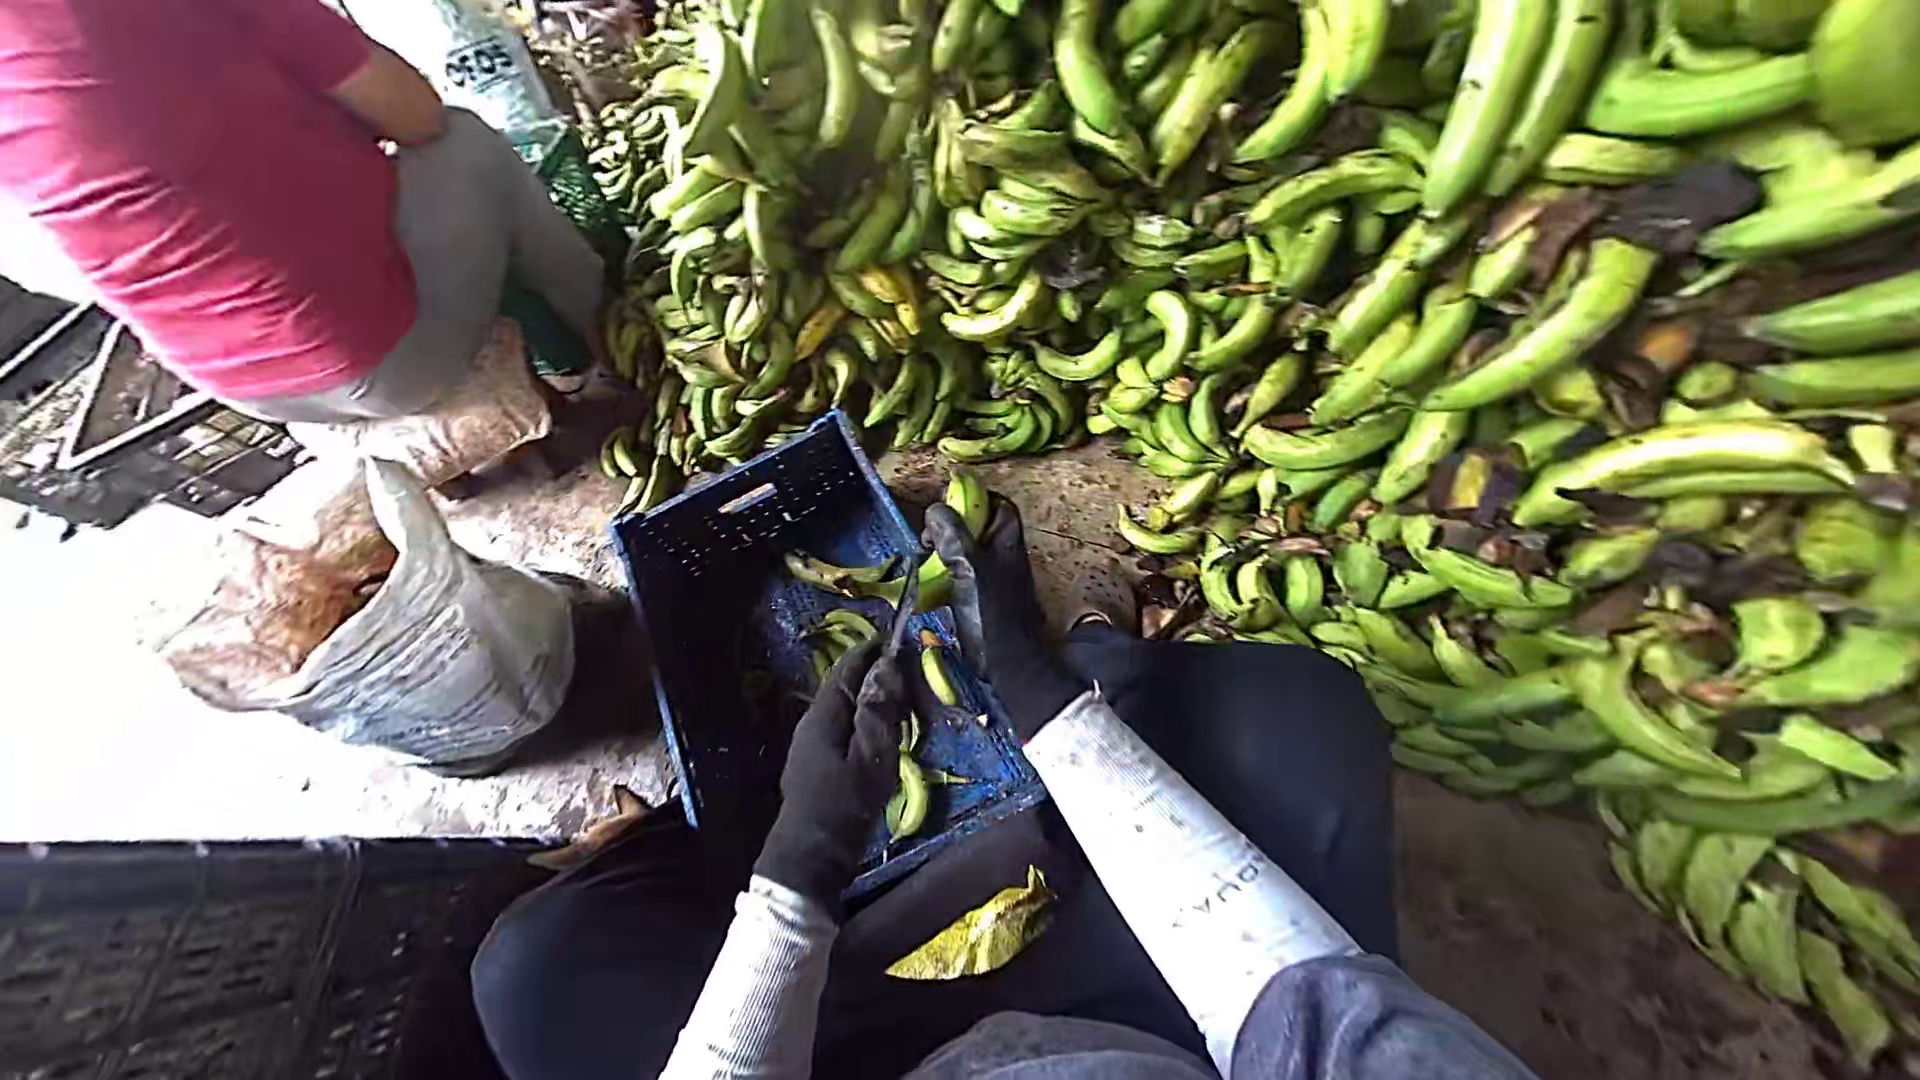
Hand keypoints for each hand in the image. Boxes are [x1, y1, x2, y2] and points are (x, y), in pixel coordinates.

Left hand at [754, 641, 909, 912]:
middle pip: (847, 685)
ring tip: (902, 708)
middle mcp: (813, 720)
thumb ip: (880, 709)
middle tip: (909, 681)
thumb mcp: (871, 756)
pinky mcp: (817, 761)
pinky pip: (845, 727)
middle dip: (877, 676)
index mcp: (824, 713)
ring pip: (846, 707)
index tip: (899, 640)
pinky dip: (866, 721)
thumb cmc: (844, 804)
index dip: (873, 650)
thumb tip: (888, 665)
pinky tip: (883, 738)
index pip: (849, 666)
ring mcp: (812, 742)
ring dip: (873, 701)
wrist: (809, 857)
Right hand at [924, 498, 1084, 739]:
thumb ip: (952, 535)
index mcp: (1007, 540)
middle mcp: (1003, 554)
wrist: (1006, 660)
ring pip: (967, 551)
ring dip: (944, 552)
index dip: (975, 500)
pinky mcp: (982, 598)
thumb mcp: (969, 566)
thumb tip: (936, 510)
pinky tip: (930, 586)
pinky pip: (961, 576)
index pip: (998, 505)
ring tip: (925, 558)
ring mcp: (993, 577)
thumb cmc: (992, 611)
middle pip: (978, 527)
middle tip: (930, 537)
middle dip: (952, 527)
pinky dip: (945, 576)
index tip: (948, 507)